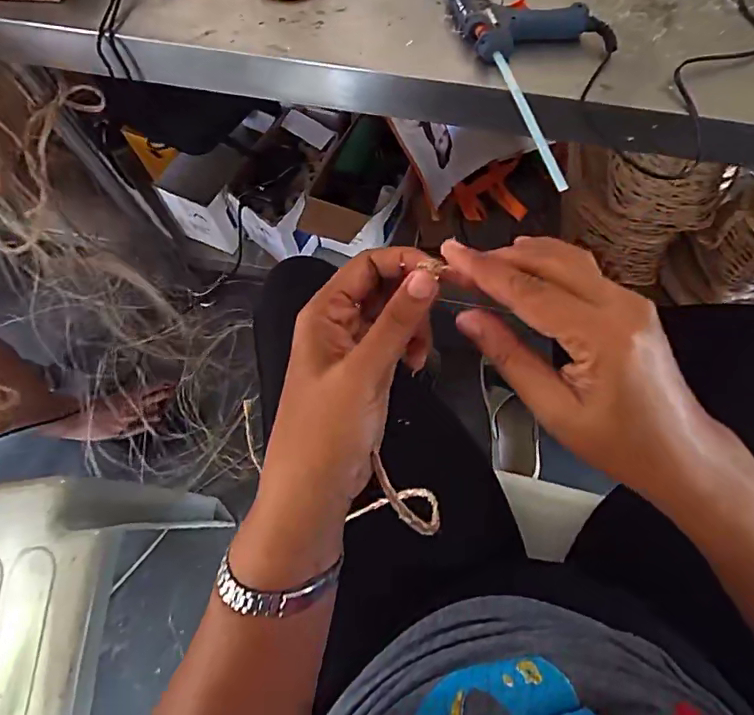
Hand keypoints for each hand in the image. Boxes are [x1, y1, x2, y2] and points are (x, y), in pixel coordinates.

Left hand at [261, 248, 440, 512]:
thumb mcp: (366, 371)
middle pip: (380, 286)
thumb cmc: (328, 430)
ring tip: (420, 355)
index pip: (367, 265)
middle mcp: (335, 321)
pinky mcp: (364, 369)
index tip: (441, 272)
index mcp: (324, 311)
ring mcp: (350, 346)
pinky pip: (391, 340)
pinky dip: (408, 345)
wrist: (311, 493)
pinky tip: (415, 365)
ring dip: (412, 325)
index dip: (404, 261)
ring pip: (390, 313)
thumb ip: (397, 321)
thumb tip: (428, 273)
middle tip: (436, 317)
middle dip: (411, 297)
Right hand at [439, 238, 723, 501]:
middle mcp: (621, 305)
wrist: (684, 453)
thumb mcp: (556, 411)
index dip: (485, 270)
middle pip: (551, 262)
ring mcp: (631, 300)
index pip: (530, 291)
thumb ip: (510, 357)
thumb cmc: (622, 445)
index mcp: (602, 334)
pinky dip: (549, 265)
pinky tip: (527, 269)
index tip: (451, 252)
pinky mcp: (632, 303)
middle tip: (461, 259)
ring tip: (485, 261)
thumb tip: (469, 318)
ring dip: (525, 255)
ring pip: (570, 259)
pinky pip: (584, 271)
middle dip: (501, 257)